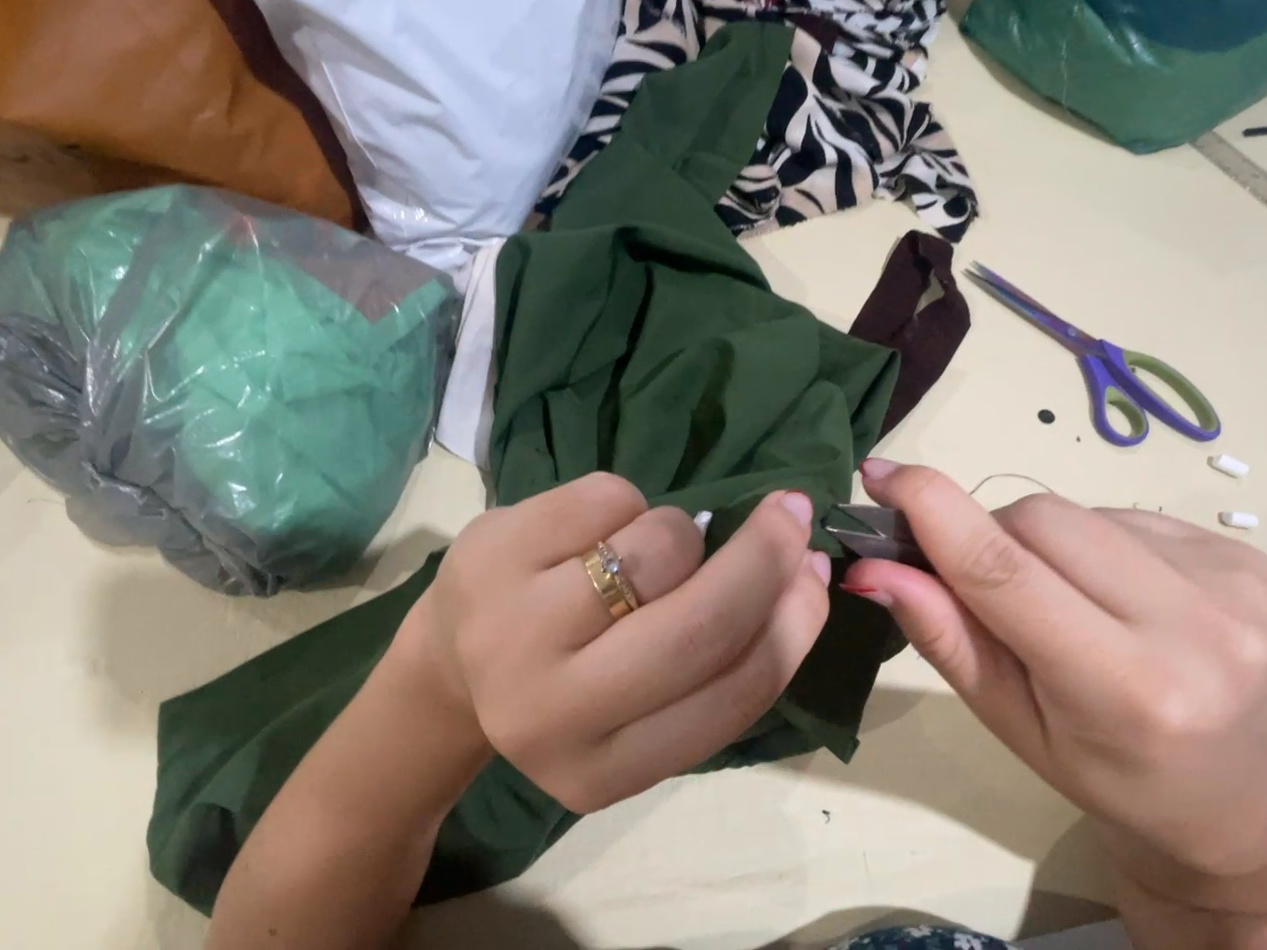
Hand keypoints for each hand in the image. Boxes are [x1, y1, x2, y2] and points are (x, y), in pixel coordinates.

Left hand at [392, 472, 831, 812]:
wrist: (450, 662)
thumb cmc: (567, 681)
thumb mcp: (639, 708)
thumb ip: (718, 659)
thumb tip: (804, 567)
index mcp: (603, 771)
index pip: (733, 693)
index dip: (794, 624)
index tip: (816, 571)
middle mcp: (552, 714)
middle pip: (701, 622)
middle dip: (764, 556)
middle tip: (786, 515)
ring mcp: (512, 630)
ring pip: (658, 547)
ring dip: (679, 531)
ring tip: (647, 547)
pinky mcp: (489, 555)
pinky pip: (608, 495)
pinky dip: (626, 501)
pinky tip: (596, 528)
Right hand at [841, 460, 1266, 880]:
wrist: (1226, 796)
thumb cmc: (1099, 770)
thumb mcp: (1004, 717)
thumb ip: (940, 634)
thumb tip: (870, 566)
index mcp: (1126, 690)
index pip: (1004, 572)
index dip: (933, 510)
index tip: (879, 473)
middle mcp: (1195, 630)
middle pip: (1038, 521)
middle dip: (989, 536)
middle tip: (988, 585)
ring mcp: (1235, 588)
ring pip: (1078, 511)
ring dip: (1042, 541)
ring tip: (1063, 598)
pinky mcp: (1251, 561)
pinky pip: (1123, 515)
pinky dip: (1092, 542)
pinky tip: (1113, 592)